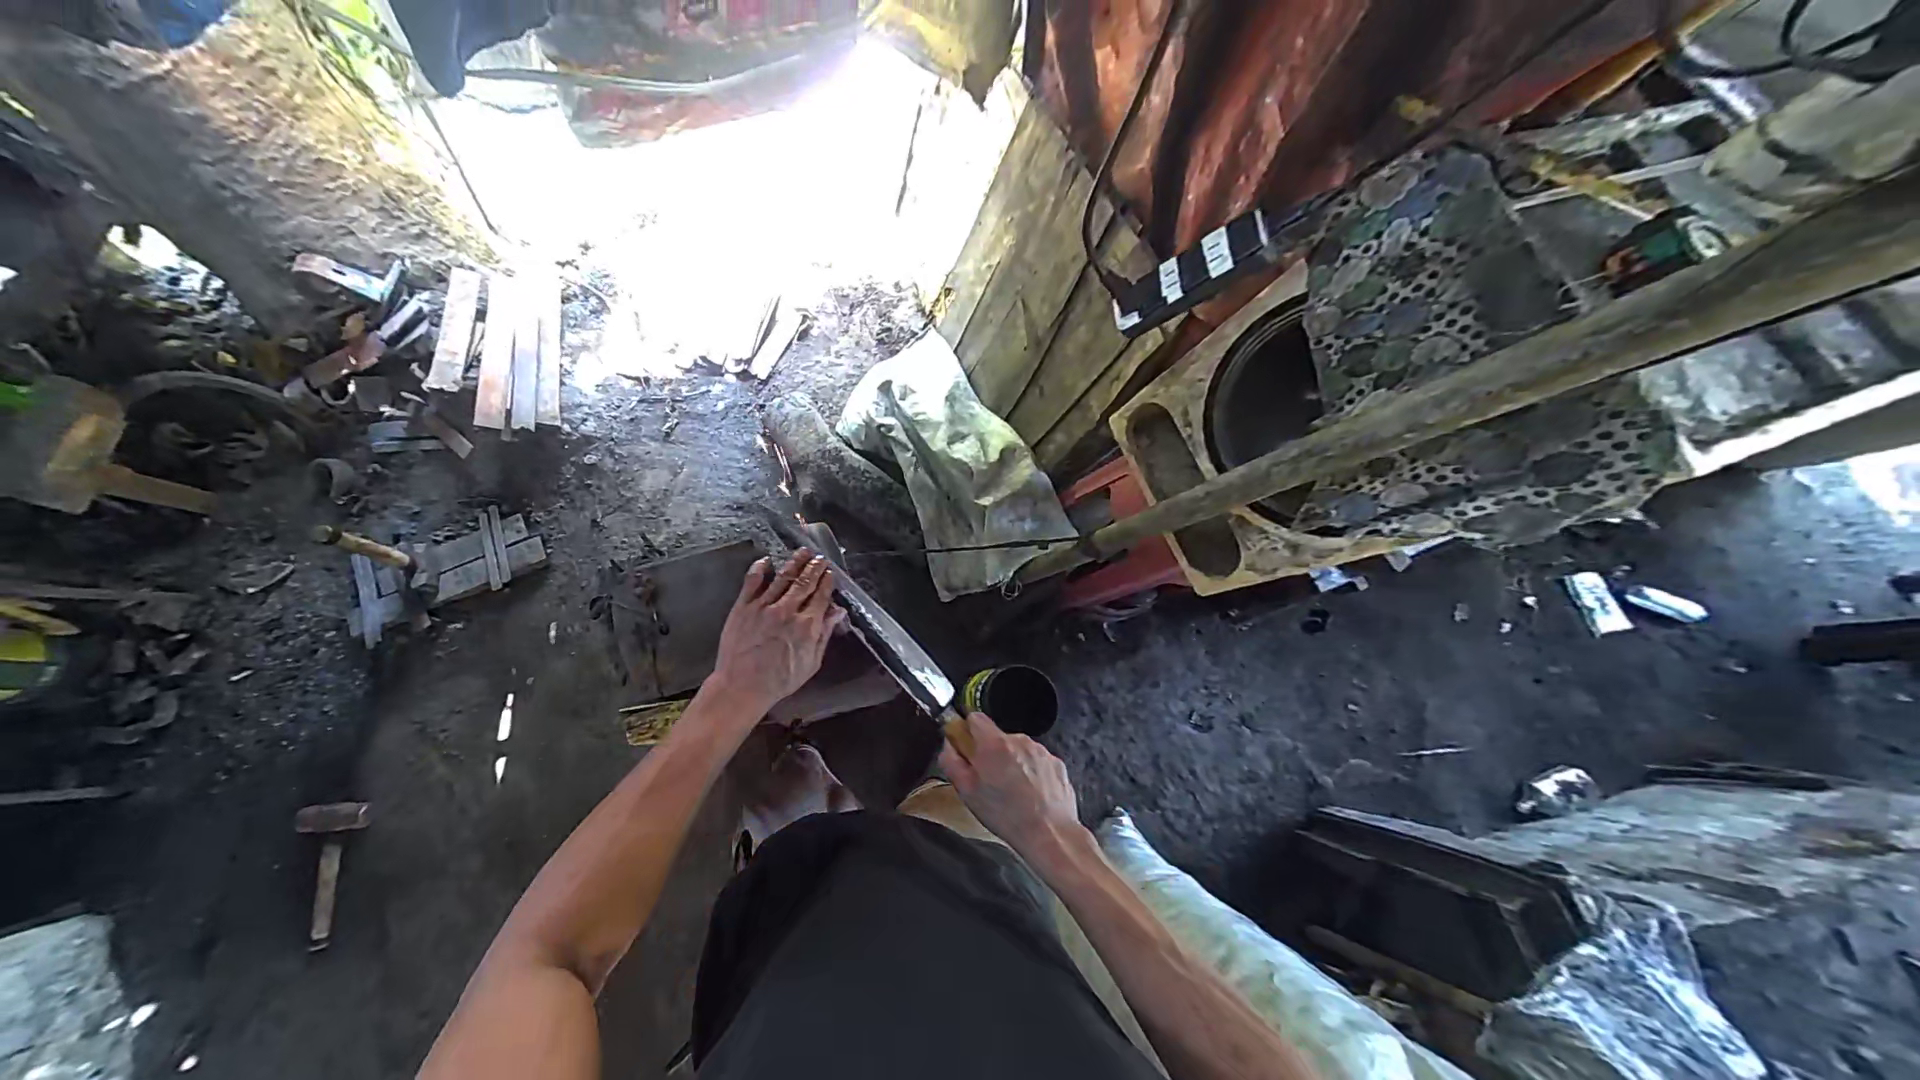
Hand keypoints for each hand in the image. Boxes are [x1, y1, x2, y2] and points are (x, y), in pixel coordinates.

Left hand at [710, 550, 844, 716]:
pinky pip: (752, 581)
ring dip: (795, 562)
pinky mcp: (743, 607)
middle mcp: (787, 611)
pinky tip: (766, 561)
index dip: (828, 581)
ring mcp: (763, 607)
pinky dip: (760, 568)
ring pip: (783, 577)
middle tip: (820, 558)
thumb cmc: (779, 680)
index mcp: (807, 625)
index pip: (821, 595)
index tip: (830, 574)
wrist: (742, 686)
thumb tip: (837, 613)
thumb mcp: (812, 662)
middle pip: (805, 581)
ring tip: (802, 552)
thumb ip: (825, 635)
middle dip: (815, 567)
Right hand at [939, 713, 1082, 859]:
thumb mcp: (966, 792)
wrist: (1049, 833)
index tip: (967, 748)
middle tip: (989, 780)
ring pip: (1018, 750)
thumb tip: (948, 746)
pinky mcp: (1056, 763)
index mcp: (994, 744)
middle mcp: (1019, 740)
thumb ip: (951, 762)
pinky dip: (1031, 773)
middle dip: (991, 753)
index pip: (975, 718)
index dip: (968, 732)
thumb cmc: (1007, 815)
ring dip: (1012, 764)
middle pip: (997, 737)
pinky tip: (1030, 795)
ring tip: (1012, 793)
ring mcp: (1040, 751)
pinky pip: (1036, 761)